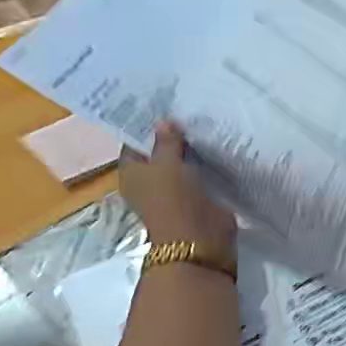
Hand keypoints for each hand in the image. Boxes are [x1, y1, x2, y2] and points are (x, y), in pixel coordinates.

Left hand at [120, 122, 235, 249]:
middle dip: (171, 136)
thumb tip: (164, 121)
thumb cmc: (173, 199)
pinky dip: (205, 164)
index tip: (162, 107)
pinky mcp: (196, 199)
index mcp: (131, 173)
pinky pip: (198, 176)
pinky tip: (214, 146)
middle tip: (185, 110)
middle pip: (158, 153)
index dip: (146, 126)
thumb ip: (166, 142)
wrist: (198, 238)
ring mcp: (173, 192)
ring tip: (201, 123)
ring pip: (180, 164)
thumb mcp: (166, 163)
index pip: (134, 143)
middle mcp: (149, 182)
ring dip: (190, 150)